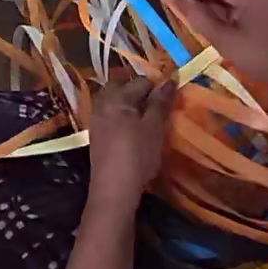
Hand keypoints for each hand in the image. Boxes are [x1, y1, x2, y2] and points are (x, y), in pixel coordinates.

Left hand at [87, 70, 174, 205]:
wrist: (113, 189)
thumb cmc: (137, 155)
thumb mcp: (154, 127)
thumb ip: (160, 103)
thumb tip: (169, 79)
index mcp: (117, 98)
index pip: (140, 82)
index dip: (157, 87)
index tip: (170, 99)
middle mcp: (103, 104)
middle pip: (121, 86)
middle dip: (138, 91)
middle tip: (157, 105)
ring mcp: (97, 119)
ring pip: (114, 101)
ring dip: (129, 103)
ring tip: (147, 117)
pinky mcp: (97, 135)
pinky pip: (109, 115)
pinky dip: (122, 116)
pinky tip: (133, 129)